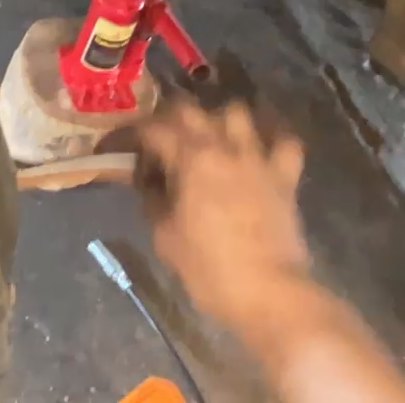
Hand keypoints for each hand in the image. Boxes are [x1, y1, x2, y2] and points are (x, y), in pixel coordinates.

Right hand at [138, 102, 308, 330]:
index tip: (118, 147)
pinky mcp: (285, 177)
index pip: (152, 129)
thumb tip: (148, 181)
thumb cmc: (209, 269)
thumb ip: (152, 199)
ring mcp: (257, 159)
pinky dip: (273, 138)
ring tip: (210, 137)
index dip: (130, 134)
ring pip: (237, 113)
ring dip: (219, 119)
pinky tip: (260, 146)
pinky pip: (286, 142)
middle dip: (170, 118)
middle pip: (191, 109)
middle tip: (161, 139)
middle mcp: (222, 147)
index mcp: (189, 158)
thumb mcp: (165, 236)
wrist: (270, 295)